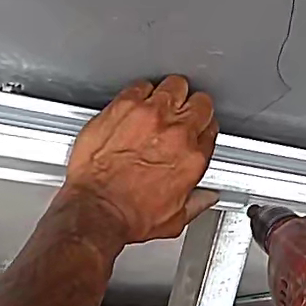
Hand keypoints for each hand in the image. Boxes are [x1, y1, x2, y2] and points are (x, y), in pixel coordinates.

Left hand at [58, 75, 220, 243]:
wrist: (96, 209)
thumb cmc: (128, 216)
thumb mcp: (173, 220)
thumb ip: (195, 203)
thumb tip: (206, 198)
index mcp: (192, 158)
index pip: (209, 130)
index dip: (201, 130)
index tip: (193, 134)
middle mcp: (176, 132)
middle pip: (199, 103)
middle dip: (191, 109)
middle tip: (178, 117)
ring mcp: (150, 115)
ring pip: (174, 86)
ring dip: (169, 96)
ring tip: (158, 108)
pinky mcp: (124, 106)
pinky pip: (141, 85)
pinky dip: (140, 93)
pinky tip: (135, 106)